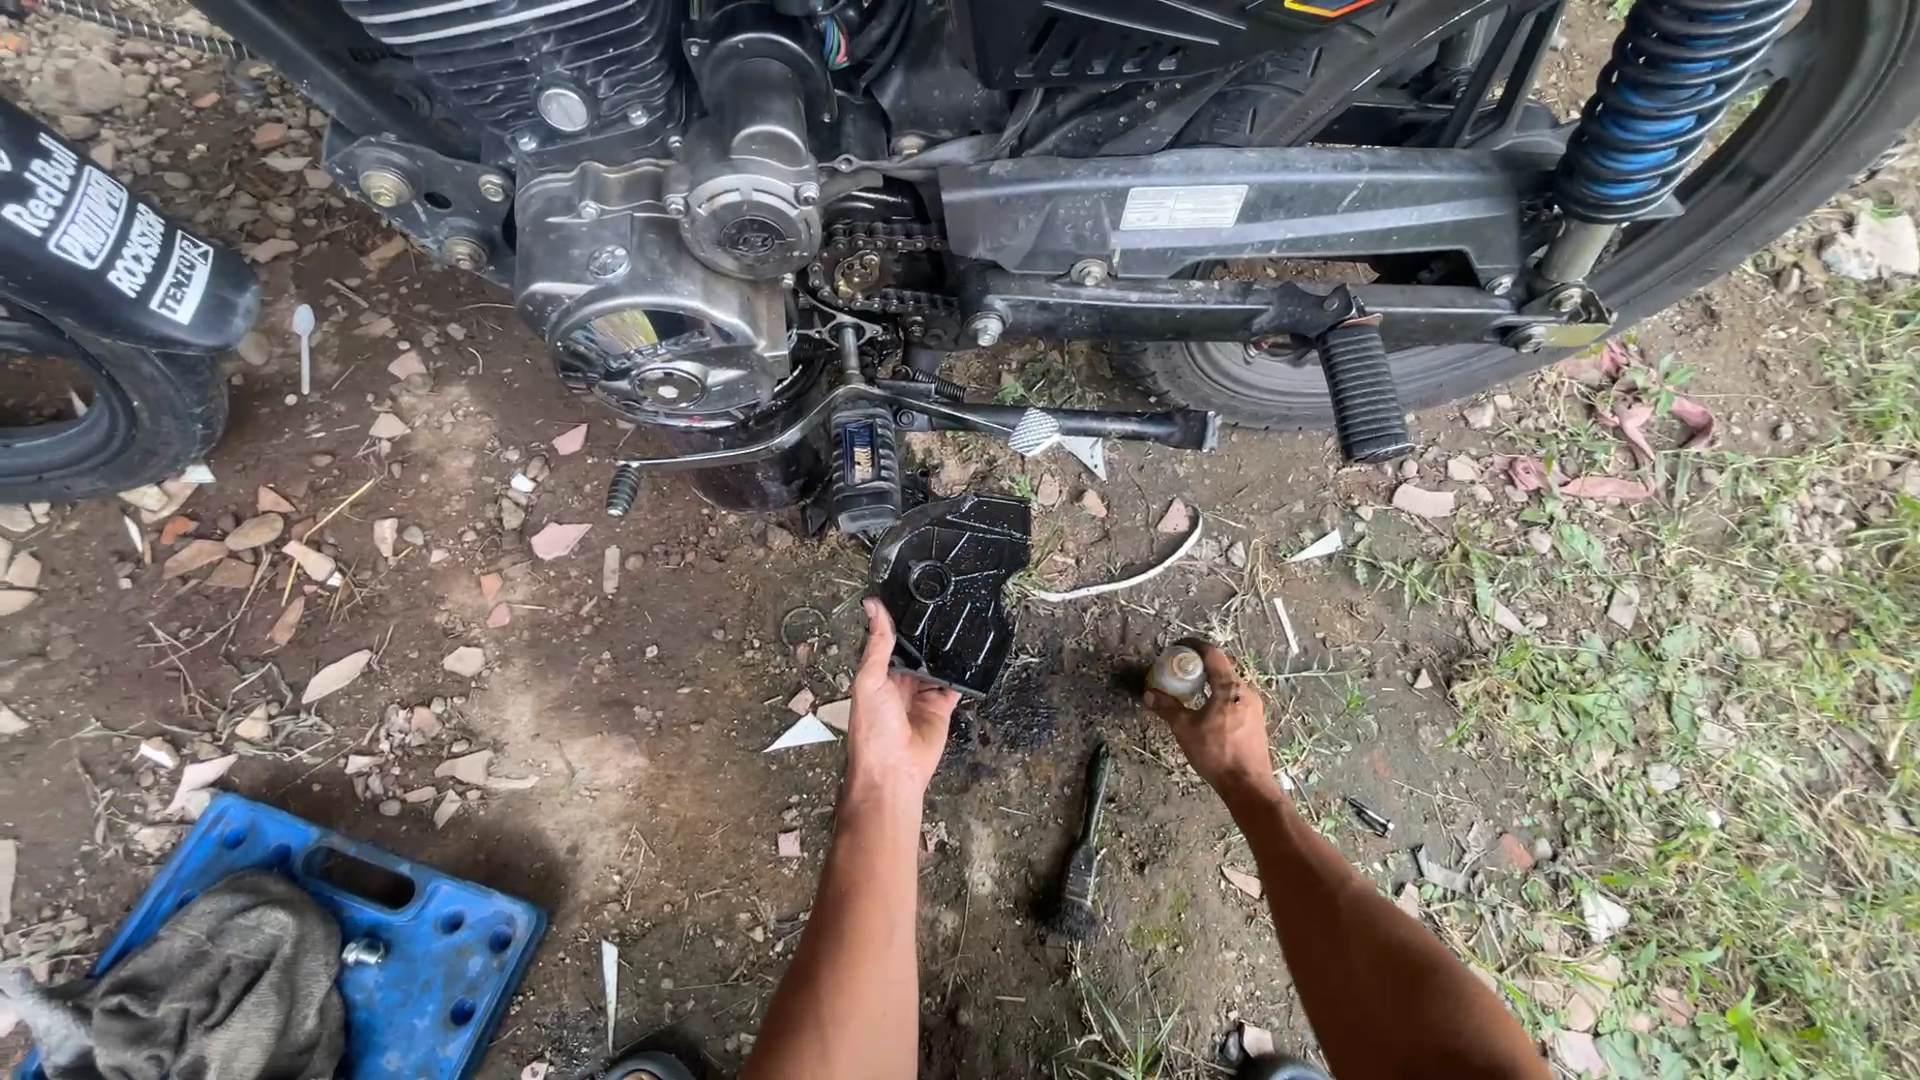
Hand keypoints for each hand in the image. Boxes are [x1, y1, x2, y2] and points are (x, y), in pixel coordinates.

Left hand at [844, 598, 958, 806]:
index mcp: (878, 675)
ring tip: (956, 627)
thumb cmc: (872, 730)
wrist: (893, 769)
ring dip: (943, 654)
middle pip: (916, 653)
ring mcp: (921, 696)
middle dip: (925, 638)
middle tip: (939, 610)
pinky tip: (967, 658)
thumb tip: (872, 607)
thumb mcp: (870, 679)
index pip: (889, 642)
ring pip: (936, 667)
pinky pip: (954, 687)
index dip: (898, 624)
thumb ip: (878, 644)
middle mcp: (900, 684)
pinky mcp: (941, 708)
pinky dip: (961, 676)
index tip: (910, 599)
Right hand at [1142, 641, 1277, 799]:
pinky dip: (1217, 695)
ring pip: (1228, 684)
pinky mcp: (1255, 721)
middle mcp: (1246, 691)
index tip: (1177, 646)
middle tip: (1178, 669)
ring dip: (1209, 681)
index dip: (1194, 646)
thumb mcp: (1185, 728)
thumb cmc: (1216, 753)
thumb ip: (1167, 708)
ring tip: (1189, 689)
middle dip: (1199, 665)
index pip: (1213, 654)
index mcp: (1230, 687)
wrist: (1248, 785)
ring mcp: (1254, 707)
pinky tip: (1205, 709)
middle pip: (1221, 668)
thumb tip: (1149, 694)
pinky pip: (1234, 698)